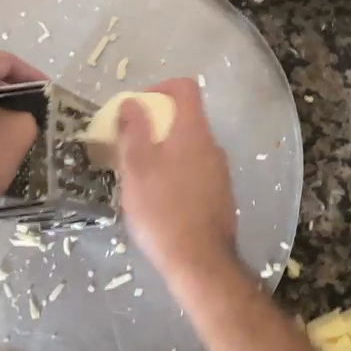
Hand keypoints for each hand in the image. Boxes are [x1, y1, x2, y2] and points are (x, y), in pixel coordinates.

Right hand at [113, 79, 238, 282]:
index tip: (137, 108)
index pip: (185, 88)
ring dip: (165, 152)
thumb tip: (132, 101)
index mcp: (194, 132)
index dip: (159, 88)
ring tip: (140, 177)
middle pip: (186, 118)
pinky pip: (196, 170)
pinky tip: (159, 200)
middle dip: (156, 125)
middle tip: (130, 147)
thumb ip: (134, 131)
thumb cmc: (163, 211)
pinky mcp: (220, 195)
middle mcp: (213, 146)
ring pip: (190, 147)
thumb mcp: (137, 168)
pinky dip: (176, 172)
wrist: (200, 262)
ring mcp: (220, 171)